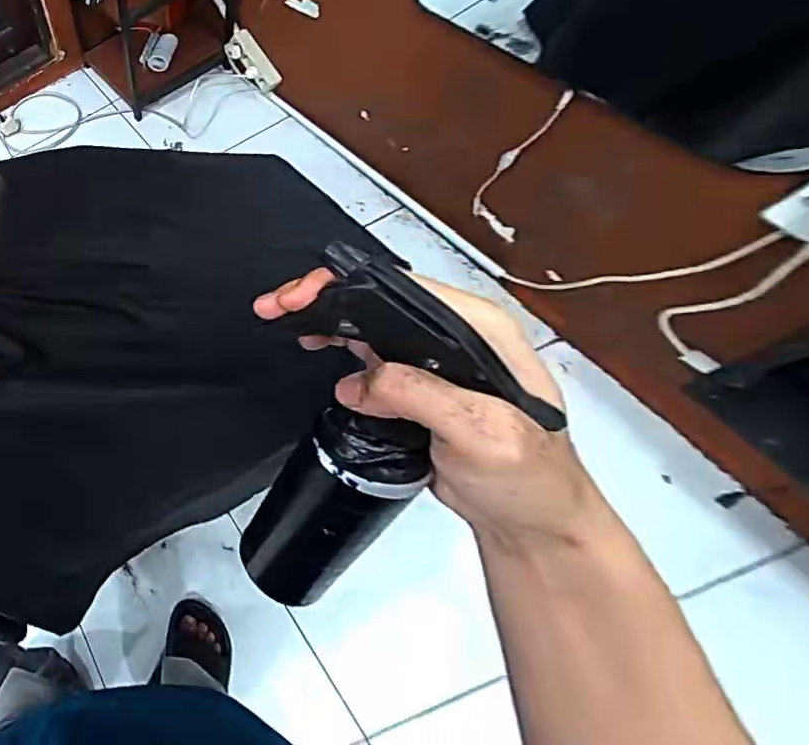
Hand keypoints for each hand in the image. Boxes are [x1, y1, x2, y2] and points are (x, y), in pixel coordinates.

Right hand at [256, 268, 609, 553]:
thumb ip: (422, 395)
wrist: (529, 522)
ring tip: (279, 318)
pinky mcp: (411, 376)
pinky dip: (328, 340)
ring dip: (318, 315)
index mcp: (480, 330)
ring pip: (362, 318)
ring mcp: (431, 354)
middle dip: (318, 295)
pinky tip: (308, 342)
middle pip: (372, 296)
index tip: (301, 298)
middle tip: (276, 306)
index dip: (342, 286)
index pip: (398, 287)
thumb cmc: (531, 480)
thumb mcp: (487, 435)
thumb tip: (361, 380)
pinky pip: (361, 347)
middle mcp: (455, 333)